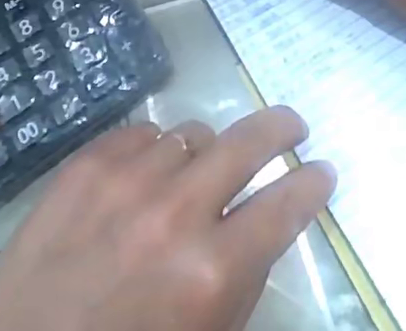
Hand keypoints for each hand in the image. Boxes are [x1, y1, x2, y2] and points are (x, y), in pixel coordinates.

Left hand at [0, 108, 335, 330]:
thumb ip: (240, 279)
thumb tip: (266, 222)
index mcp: (210, 274)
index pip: (286, 206)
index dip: (312, 184)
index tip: (322, 170)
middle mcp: (175, 215)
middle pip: (249, 142)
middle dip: (282, 128)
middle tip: (293, 126)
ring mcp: (126, 181)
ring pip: (192, 133)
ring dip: (205, 151)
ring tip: (198, 169)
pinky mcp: (84, 165)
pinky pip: (143, 132)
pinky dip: (154, 149)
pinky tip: (147, 173)